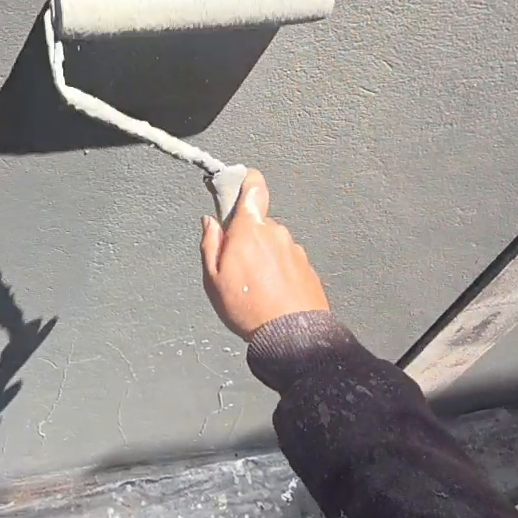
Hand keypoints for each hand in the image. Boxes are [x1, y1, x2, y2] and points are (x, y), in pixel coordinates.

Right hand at [199, 169, 329, 338]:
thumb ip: (210, 244)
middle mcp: (276, 233)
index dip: (245, 181)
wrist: (293, 336)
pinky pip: (287, 260)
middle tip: (236, 262)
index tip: (236, 185)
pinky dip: (278, 270)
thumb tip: (209, 223)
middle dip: (247, 235)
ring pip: (273, 242)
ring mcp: (294, 249)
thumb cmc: (248, 307)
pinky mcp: (307, 267)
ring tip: (255, 285)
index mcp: (249, 230)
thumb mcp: (213, 279)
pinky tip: (271, 292)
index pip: (254, 188)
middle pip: (259, 222)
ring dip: (264, 255)